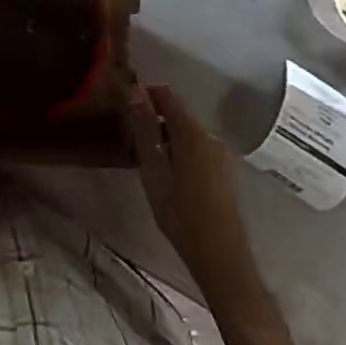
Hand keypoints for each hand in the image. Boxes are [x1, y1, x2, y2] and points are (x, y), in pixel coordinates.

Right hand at [123, 82, 261, 297]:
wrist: (220, 255)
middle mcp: (209, 136)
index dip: (145, 92)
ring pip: (186, 132)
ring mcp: (219, 154)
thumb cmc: (180, 212)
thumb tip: (135, 90)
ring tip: (141, 151)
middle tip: (127, 129)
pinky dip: (177, 148)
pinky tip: (164, 169)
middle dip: (153, 115)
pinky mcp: (221, 171)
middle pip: (178, 113)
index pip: (168, 95)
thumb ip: (144, 128)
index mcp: (192, 132)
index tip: (124, 100)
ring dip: (164, 134)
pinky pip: (195, 147)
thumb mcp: (153, 169)